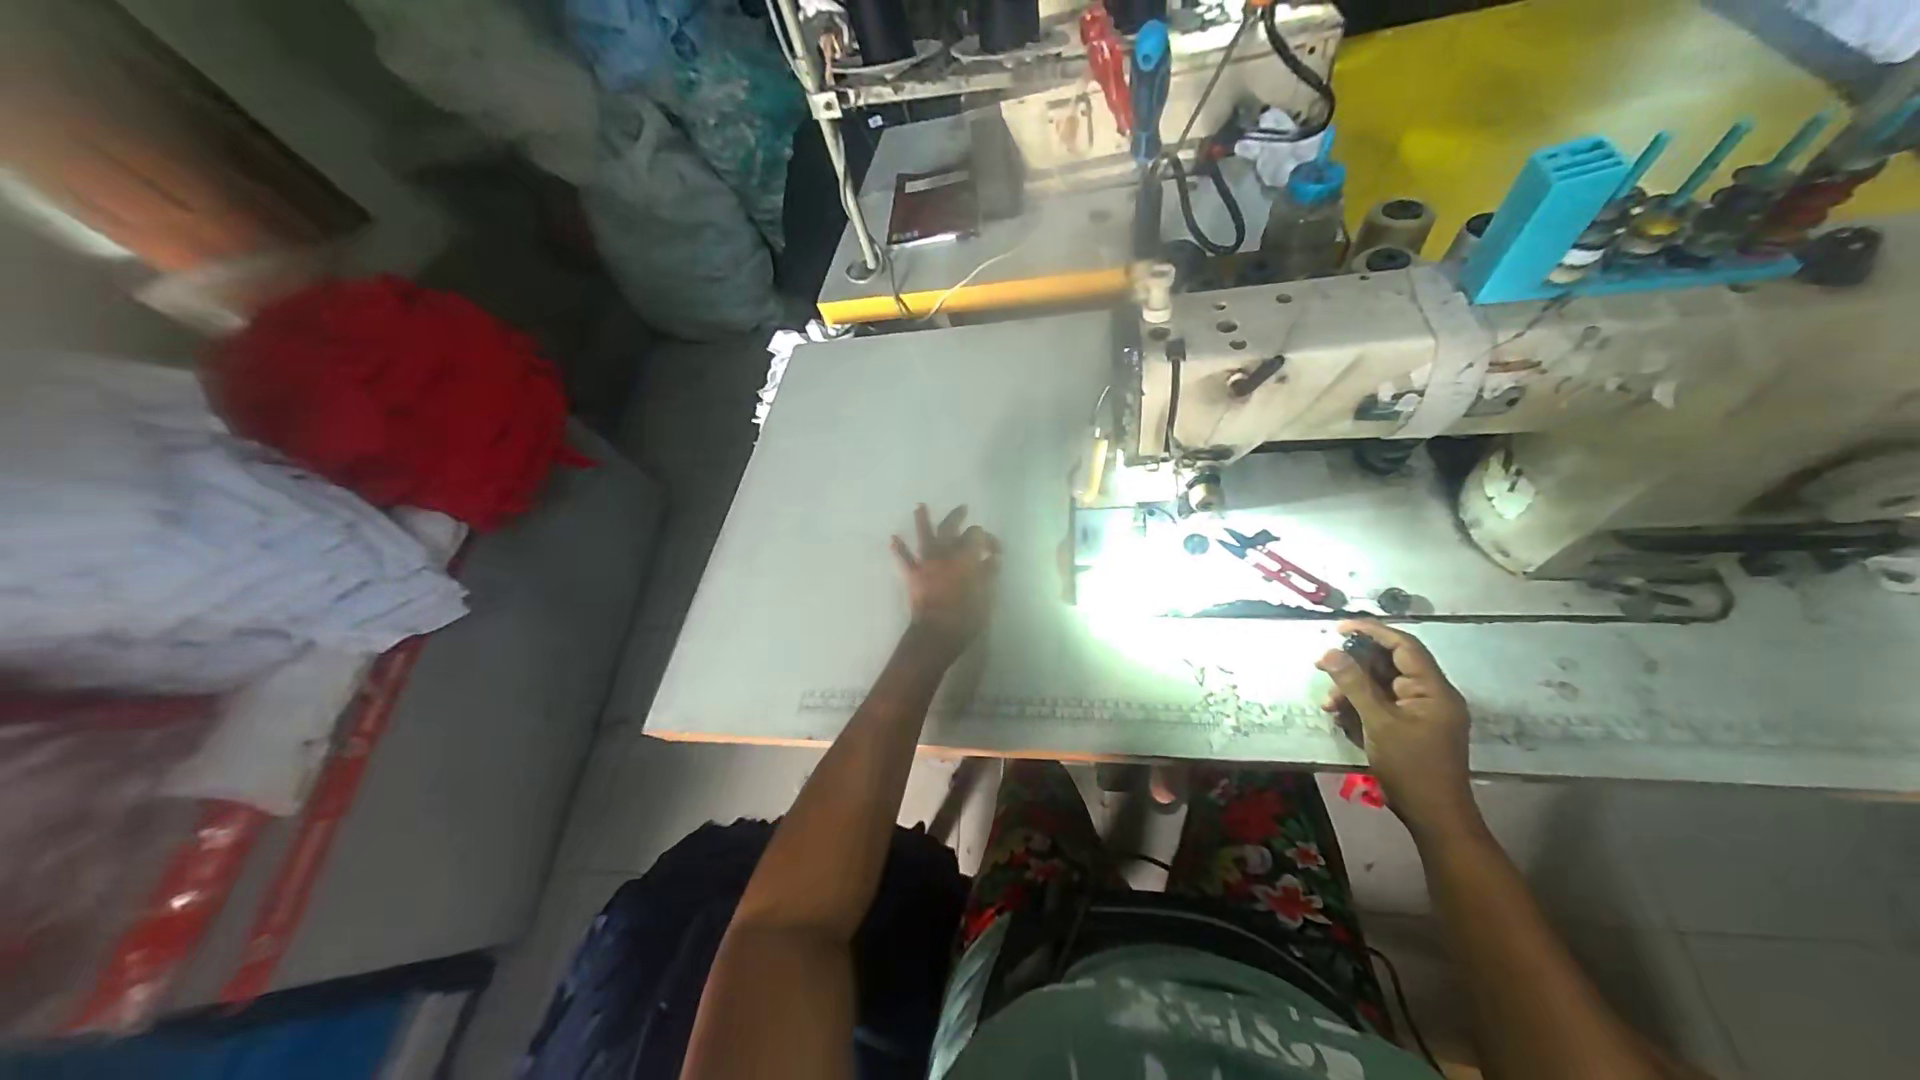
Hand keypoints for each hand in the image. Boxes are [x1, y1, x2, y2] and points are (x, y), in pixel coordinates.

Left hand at [891, 504, 999, 661]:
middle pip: (951, 527)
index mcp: (966, 556)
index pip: (978, 536)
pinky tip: (893, 538)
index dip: (989, 539)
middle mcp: (945, 553)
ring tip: (919, 506)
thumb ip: (989, 574)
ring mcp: (926, 563)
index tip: (995, 551)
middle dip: (957, 516)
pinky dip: (899, 549)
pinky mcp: (913, 576)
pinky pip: (904, 560)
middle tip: (963, 508)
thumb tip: (993, 559)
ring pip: (924, 536)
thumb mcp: (987, 595)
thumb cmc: (967, 616)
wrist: (938, 632)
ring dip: (922, 519)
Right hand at [1317, 620, 1479, 840]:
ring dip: (1353, 690)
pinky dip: (1361, 706)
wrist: (1435, 816)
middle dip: (1354, 665)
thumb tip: (1330, 652)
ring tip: (1329, 704)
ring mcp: (1422, 712)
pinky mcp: (1412, 727)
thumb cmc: (1410, 766)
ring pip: (1382, 686)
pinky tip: (1342, 717)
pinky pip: (1383, 705)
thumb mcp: (1378, 722)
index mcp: (1434, 689)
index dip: (1372, 631)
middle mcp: (1432, 695)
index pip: (1404, 646)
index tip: (1338, 628)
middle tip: (1321, 665)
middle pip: (1389, 665)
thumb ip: (1354, 684)